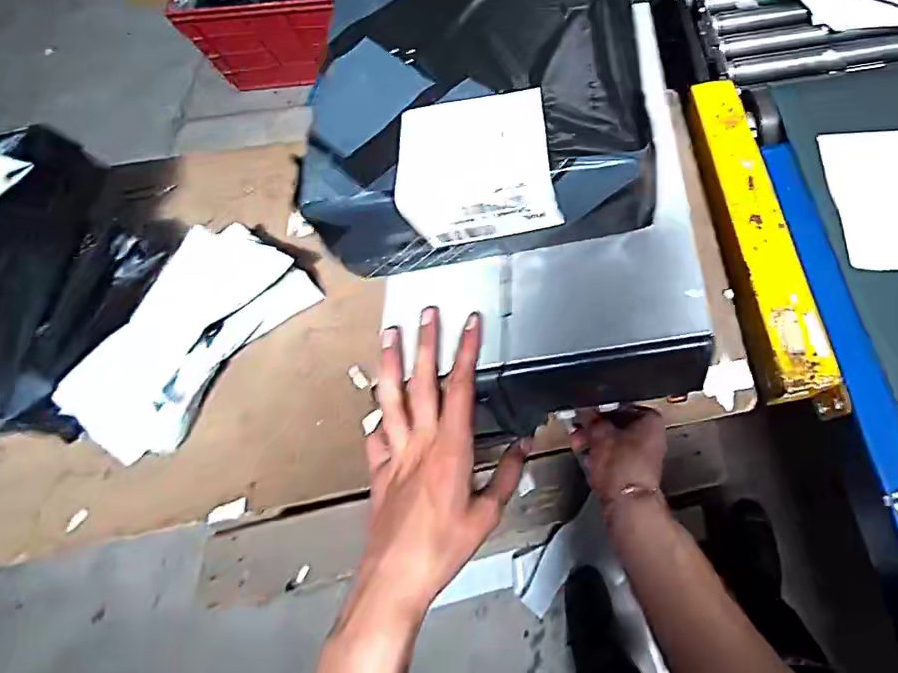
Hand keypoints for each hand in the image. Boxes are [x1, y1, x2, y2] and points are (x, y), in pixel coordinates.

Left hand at [318, 309, 524, 672]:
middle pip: (421, 382)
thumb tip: (521, 449)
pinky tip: (376, 410)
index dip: (465, 351)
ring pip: (390, 400)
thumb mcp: (487, 515)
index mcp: (450, 448)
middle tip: (427, 315)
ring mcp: (395, 456)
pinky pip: (375, 438)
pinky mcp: (380, 474)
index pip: (459, 387)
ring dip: (390, 365)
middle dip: (426, 344)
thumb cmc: (439, 549)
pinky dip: (376, 419)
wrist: (393, 581)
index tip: (470, 325)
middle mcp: (420, 444)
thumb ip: (506, 476)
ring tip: (390, 337)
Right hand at [570, 406, 664, 512]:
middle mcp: (653, 435)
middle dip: (594, 429)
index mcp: (651, 419)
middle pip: (618, 425)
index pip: (622, 405)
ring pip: (616, 443)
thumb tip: (587, 412)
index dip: (600, 409)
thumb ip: (592, 420)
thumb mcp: (600, 436)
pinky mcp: (636, 473)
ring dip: (596, 443)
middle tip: (577, 431)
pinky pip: (617, 459)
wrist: (628, 506)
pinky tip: (587, 460)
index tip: (584, 414)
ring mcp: (646, 456)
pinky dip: (602, 458)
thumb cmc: (619, 464)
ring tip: (577, 444)